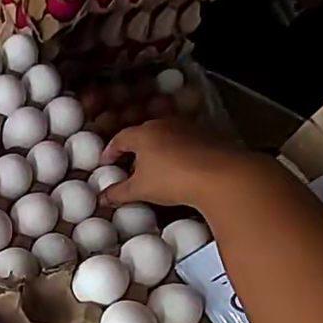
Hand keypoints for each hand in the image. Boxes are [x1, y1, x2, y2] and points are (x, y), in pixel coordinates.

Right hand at [99, 118, 275, 211]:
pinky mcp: (208, 135)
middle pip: (143, 135)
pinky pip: (186, 142)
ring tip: (155, 171)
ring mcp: (189, 127)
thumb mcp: (140, 190)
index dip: (111, 152)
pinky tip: (180, 170)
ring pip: (166, 137)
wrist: (221, 175)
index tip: (107, 163)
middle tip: (129, 168)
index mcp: (143, 133)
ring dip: (158, 151)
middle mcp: (165, 124)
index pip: (120, 139)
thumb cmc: (172, 180)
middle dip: (134, 151)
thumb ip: (118, 193)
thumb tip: (101, 198)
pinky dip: (178, 153)